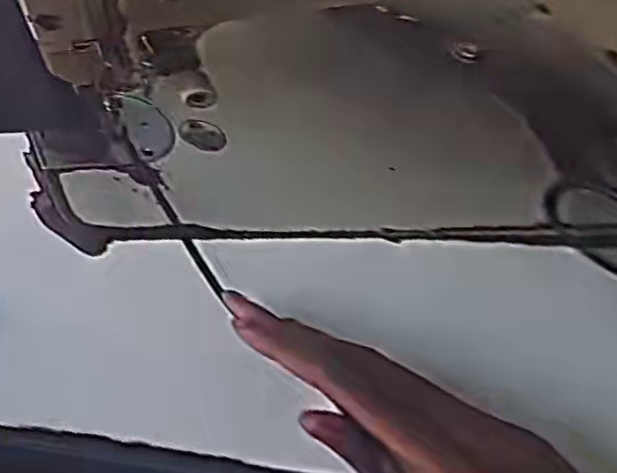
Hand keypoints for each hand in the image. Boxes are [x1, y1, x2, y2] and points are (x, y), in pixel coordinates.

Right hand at [225, 293, 575, 472]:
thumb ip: (368, 461)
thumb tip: (317, 421)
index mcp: (452, 454)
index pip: (347, 376)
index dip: (285, 339)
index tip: (243, 314)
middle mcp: (486, 439)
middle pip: (367, 365)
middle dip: (299, 334)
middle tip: (246, 309)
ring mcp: (512, 441)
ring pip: (395, 371)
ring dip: (331, 348)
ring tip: (282, 329)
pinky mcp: (523, 444)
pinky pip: (430, 390)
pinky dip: (376, 370)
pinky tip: (348, 365)